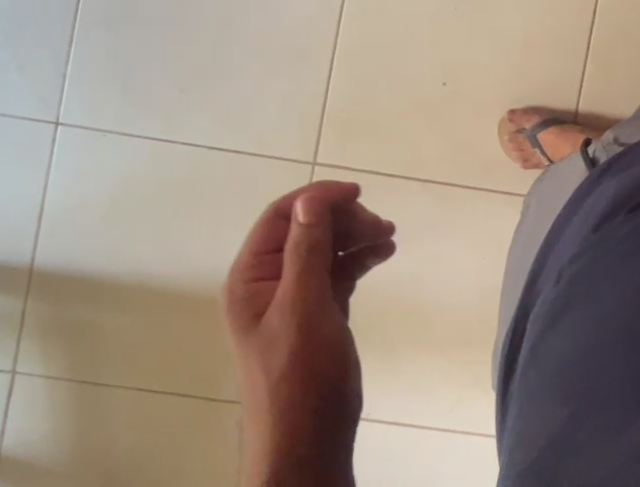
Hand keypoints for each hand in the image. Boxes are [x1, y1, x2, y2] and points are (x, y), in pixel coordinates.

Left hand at [224, 180, 396, 486]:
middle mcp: (268, 283)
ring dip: (356, 236)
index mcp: (250, 279)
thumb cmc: (300, 377)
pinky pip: (338, 272)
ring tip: (389, 237)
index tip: (358, 193)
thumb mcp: (303, 307)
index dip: (316, 198)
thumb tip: (311, 199)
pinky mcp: (318, 314)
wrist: (308, 444)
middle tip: (380, 227)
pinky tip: (383, 253)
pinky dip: (360, 258)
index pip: (280, 217)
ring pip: (326, 248)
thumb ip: (305, 250)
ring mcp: (294, 299)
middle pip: (306, 229)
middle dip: (343, 219)